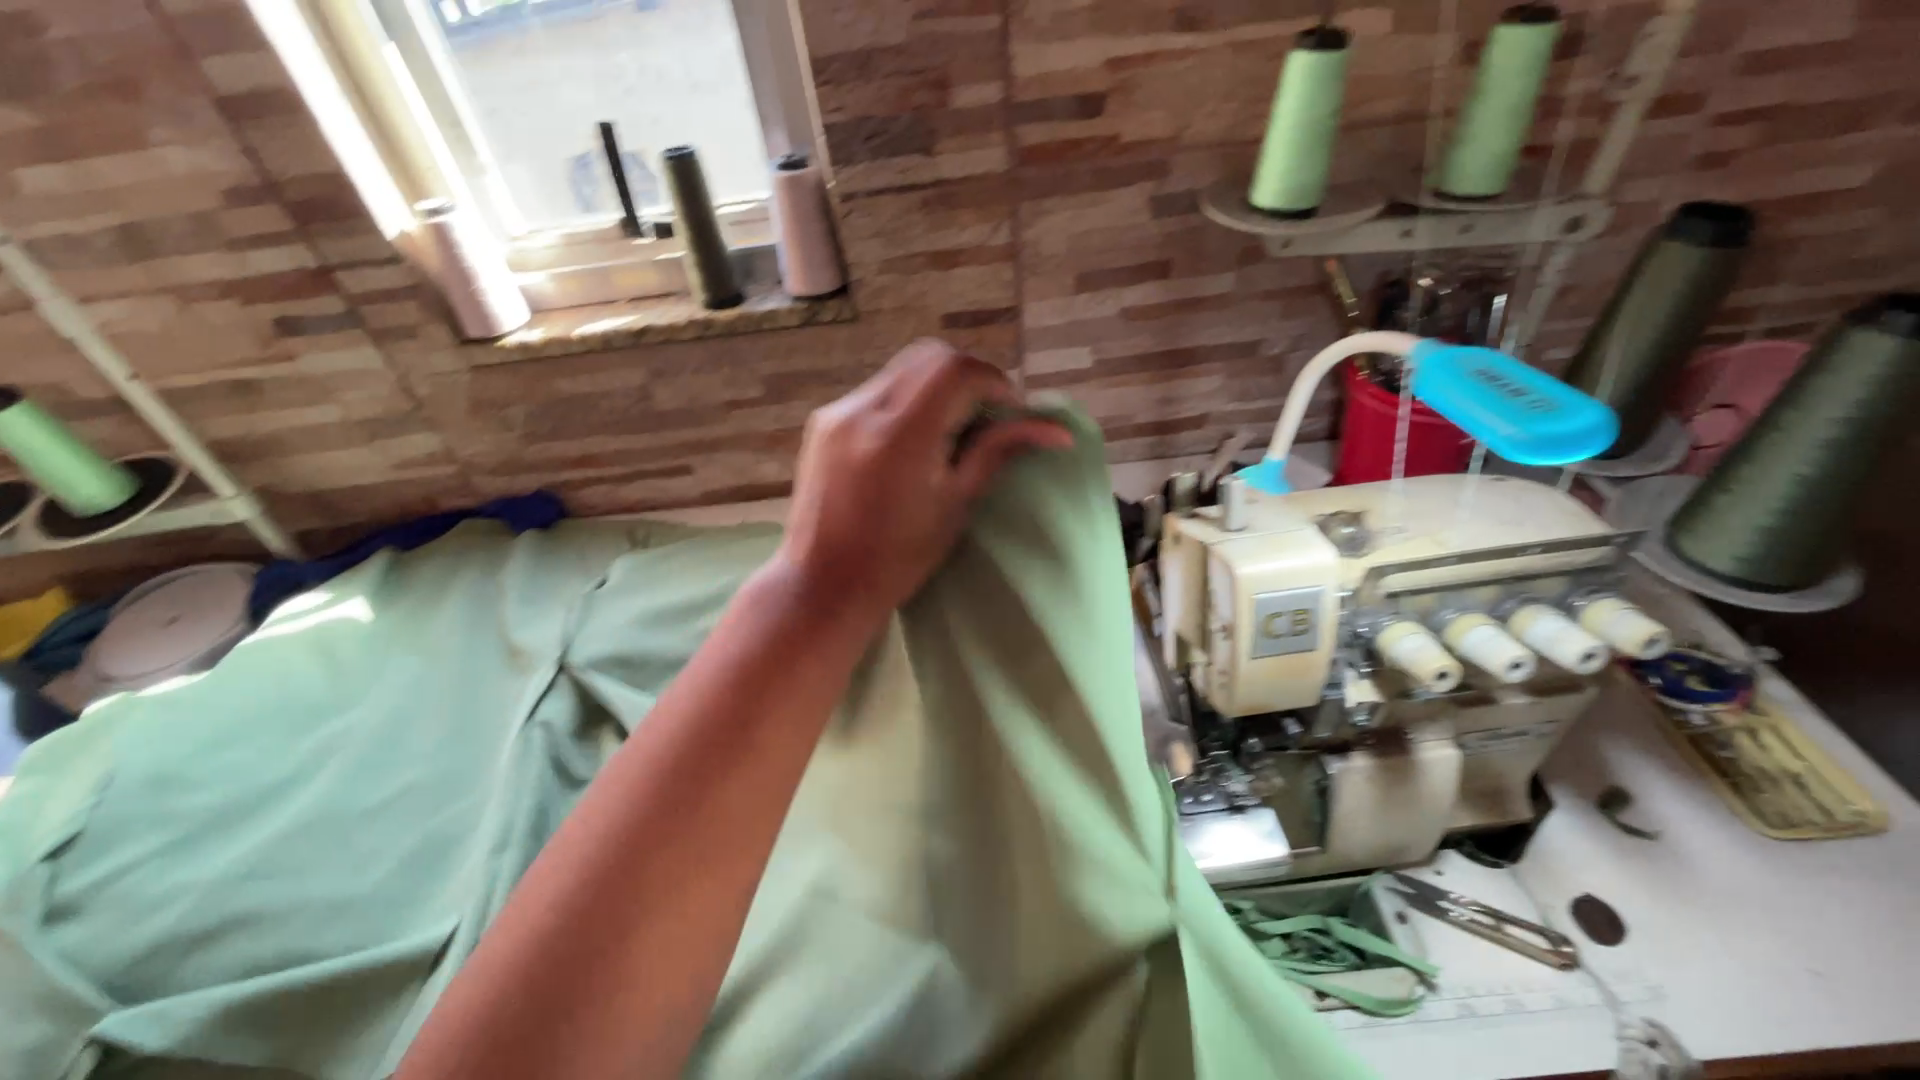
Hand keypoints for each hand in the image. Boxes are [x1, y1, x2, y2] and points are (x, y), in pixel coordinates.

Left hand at [773, 339, 1073, 627]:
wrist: (822, 585)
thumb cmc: (897, 560)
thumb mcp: (956, 505)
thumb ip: (999, 453)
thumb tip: (1056, 430)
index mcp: (901, 435)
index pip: (957, 369)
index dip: (993, 381)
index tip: (1007, 413)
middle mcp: (863, 410)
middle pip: (930, 356)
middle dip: (967, 377)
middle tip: (983, 420)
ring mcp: (837, 412)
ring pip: (902, 369)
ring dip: (937, 387)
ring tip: (949, 434)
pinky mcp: (823, 421)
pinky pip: (877, 390)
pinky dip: (906, 400)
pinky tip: (913, 443)